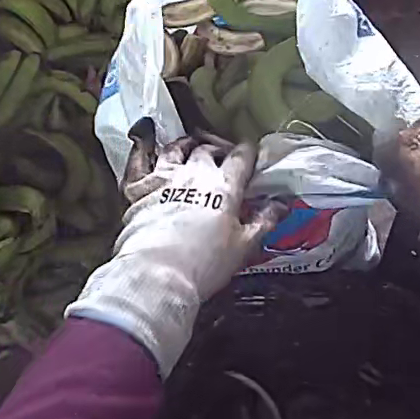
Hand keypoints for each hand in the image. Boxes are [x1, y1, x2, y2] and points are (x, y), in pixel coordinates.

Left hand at [66, 126, 283, 373]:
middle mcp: (195, 174)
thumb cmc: (205, 263)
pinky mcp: (138, 189)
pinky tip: (142, 147)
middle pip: (207, 149)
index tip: (249, 151)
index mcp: (224, 186)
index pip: (241, 157)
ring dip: (184, 145)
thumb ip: (263, 221)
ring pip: (174, 149)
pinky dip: (141, 152)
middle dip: (217, 148)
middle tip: (221, 155)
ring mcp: (164, 178)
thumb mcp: (244, 246)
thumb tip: (281, 205)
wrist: (158, 274)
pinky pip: (138, 162)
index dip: (247, 151)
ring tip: (188, 146)